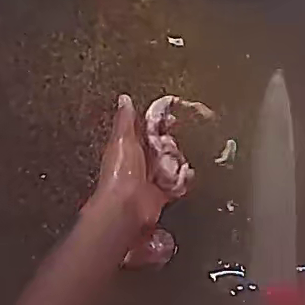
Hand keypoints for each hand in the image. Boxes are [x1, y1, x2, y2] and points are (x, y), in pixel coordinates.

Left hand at [83, 94, 170, 235]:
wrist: (127, 206)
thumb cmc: (121, 171)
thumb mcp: (123, 138)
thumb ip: (125, 119)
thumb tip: (124, 99)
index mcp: (129, 144)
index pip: (148, 128)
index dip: (160, 122)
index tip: (171, 118)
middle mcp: (140, 160)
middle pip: (164, 145)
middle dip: (171, 145)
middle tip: (170, 147)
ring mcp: (151, 177)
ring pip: (172, 163)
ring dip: (177, 164)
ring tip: (176, 165)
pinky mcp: (161, 192)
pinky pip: (177, 182)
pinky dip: (182, 180)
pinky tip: (183, 177)